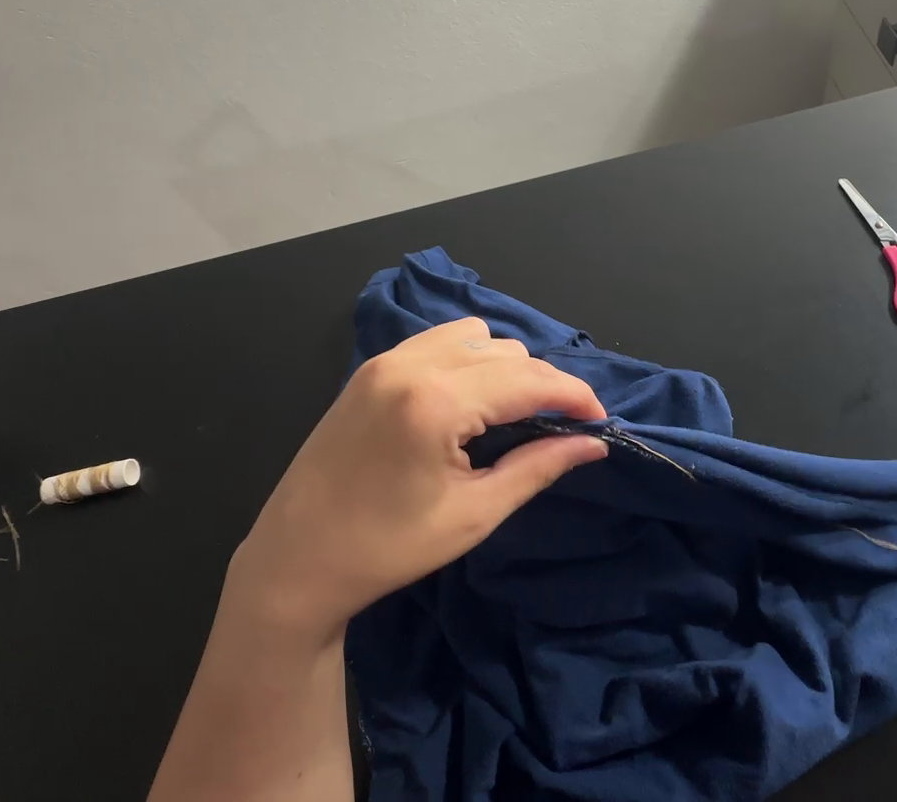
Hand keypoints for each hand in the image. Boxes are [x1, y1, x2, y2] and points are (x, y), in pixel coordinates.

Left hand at [226, 316, 608, 644]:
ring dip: (507, 367)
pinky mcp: (370, 368)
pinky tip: (471, 398)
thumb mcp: (473, 514)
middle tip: (561, 427)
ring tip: (516, 413)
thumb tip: (592, 444)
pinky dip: (470, 358)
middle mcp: (412, 364)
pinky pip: (439, 340)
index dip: (575, 396)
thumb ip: (537, 467)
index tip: (600, 422)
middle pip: (507, 352)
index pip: (529, 379)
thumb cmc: (387, 549)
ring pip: (475, 336)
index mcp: (436, 402)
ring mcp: (386, 361)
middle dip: (544, 384)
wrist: (295, 560)